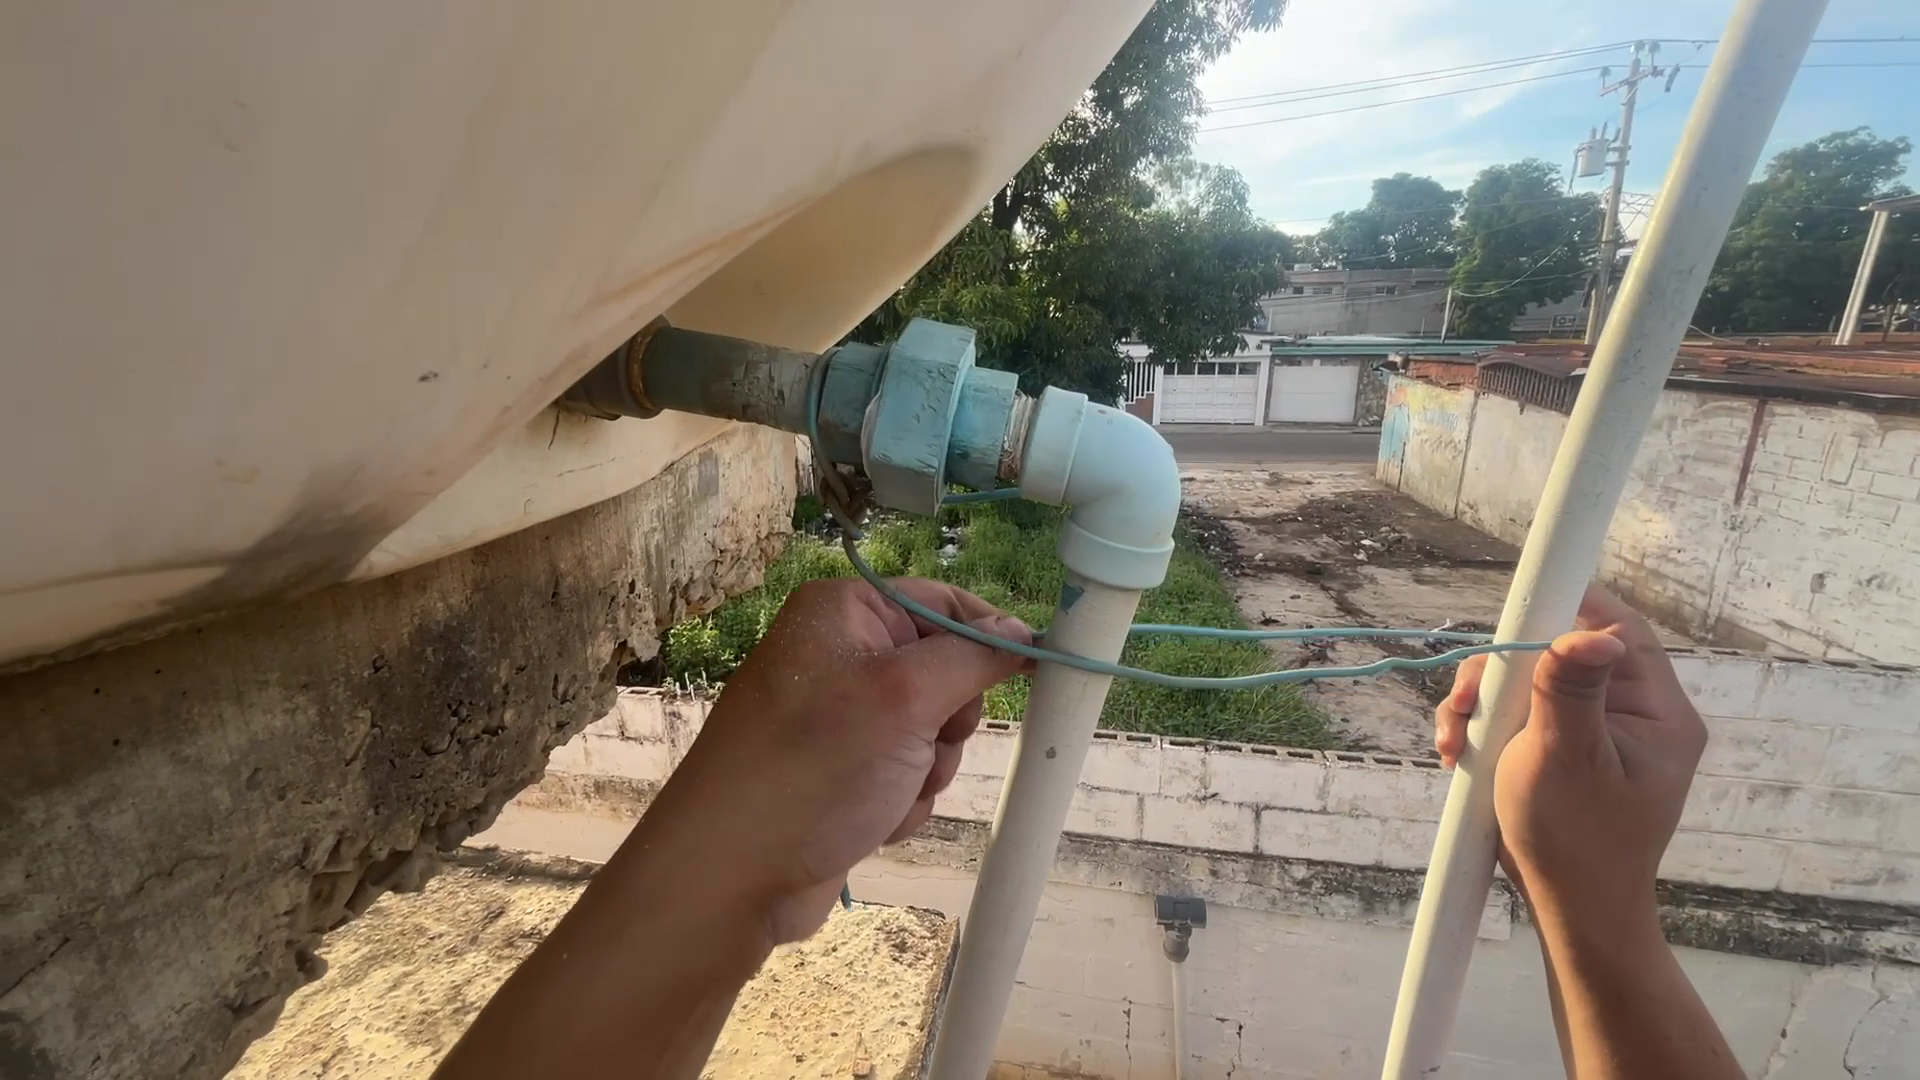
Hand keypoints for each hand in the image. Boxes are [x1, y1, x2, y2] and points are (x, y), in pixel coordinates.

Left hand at [634, 578, 1030, 942]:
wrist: (731, 878)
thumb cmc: (816, 766)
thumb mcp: (906, 697)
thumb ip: (973, 656)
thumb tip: (1020, 629)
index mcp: (846, 612)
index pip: (942, 601)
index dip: (987, 634)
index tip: (1032, 666)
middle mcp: (842, 653)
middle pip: (943, 670)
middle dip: (945, 720)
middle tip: (927, 742)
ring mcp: (842, 716)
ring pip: (932, 729)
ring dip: (926, 767)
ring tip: (890, 790)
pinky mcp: (845, 768)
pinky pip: (908, 769)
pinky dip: (903, 797)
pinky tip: (872, 818)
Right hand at [1434, 587, 1705, 920]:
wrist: (1563, 899)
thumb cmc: (1574, 833)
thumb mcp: (1566, 756)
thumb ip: (1571, 690)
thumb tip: (1591, 636)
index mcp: (1651, 710)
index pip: (1619, 630)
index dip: (1570, 606)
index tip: (1516, 605)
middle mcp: (1621, 710)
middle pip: (1548, 651)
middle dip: (1495, 674)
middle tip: (1465, 704)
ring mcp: (1581, 726)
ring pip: (1515, 681)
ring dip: (1473, 705)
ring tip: (1453, 743)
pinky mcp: (1546, 742)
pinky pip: (1503, 711)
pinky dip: (1472, 726)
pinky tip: (1456, 754)